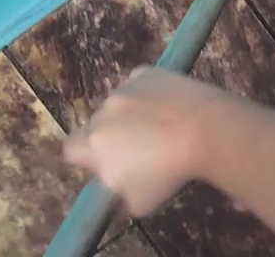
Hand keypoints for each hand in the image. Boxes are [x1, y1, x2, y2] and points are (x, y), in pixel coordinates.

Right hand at [62, 67, 238, 215]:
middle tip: (136, 147)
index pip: (71, 149)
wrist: (204, 128)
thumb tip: (117, 183)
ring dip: (127, 113)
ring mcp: (125, 87)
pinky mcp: (146, 71)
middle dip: (109, 135)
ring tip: (157, 125)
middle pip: (95, 125)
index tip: (104, 164)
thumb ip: (117, 191)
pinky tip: (166, 105)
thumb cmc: (168, 172)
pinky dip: (145, 94)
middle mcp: (104, 111)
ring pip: (117, 104)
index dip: (85, 158)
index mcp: (95, 144)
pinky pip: (137, 84)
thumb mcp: (138, 203)